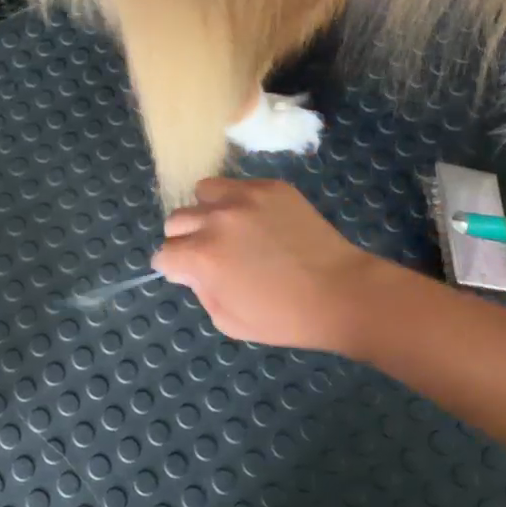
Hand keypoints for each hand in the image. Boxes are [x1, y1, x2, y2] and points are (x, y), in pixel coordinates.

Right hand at [153, 178, 400, 354]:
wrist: (341, 293)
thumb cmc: (284, 318)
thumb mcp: (227, 320)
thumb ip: (199, 290)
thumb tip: (192, 269)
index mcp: (202, 257)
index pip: (164, 254)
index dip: (173, 268)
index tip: (188, 273)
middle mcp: (216, 220)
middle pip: (176, 219)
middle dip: (185, 239)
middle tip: (209, 253)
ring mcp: (244, 197)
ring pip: (203, 192)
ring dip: (208, 211)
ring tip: (230, 228)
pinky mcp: (271, 187)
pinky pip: (238, 185)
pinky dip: (239, 202)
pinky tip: (260, 222)